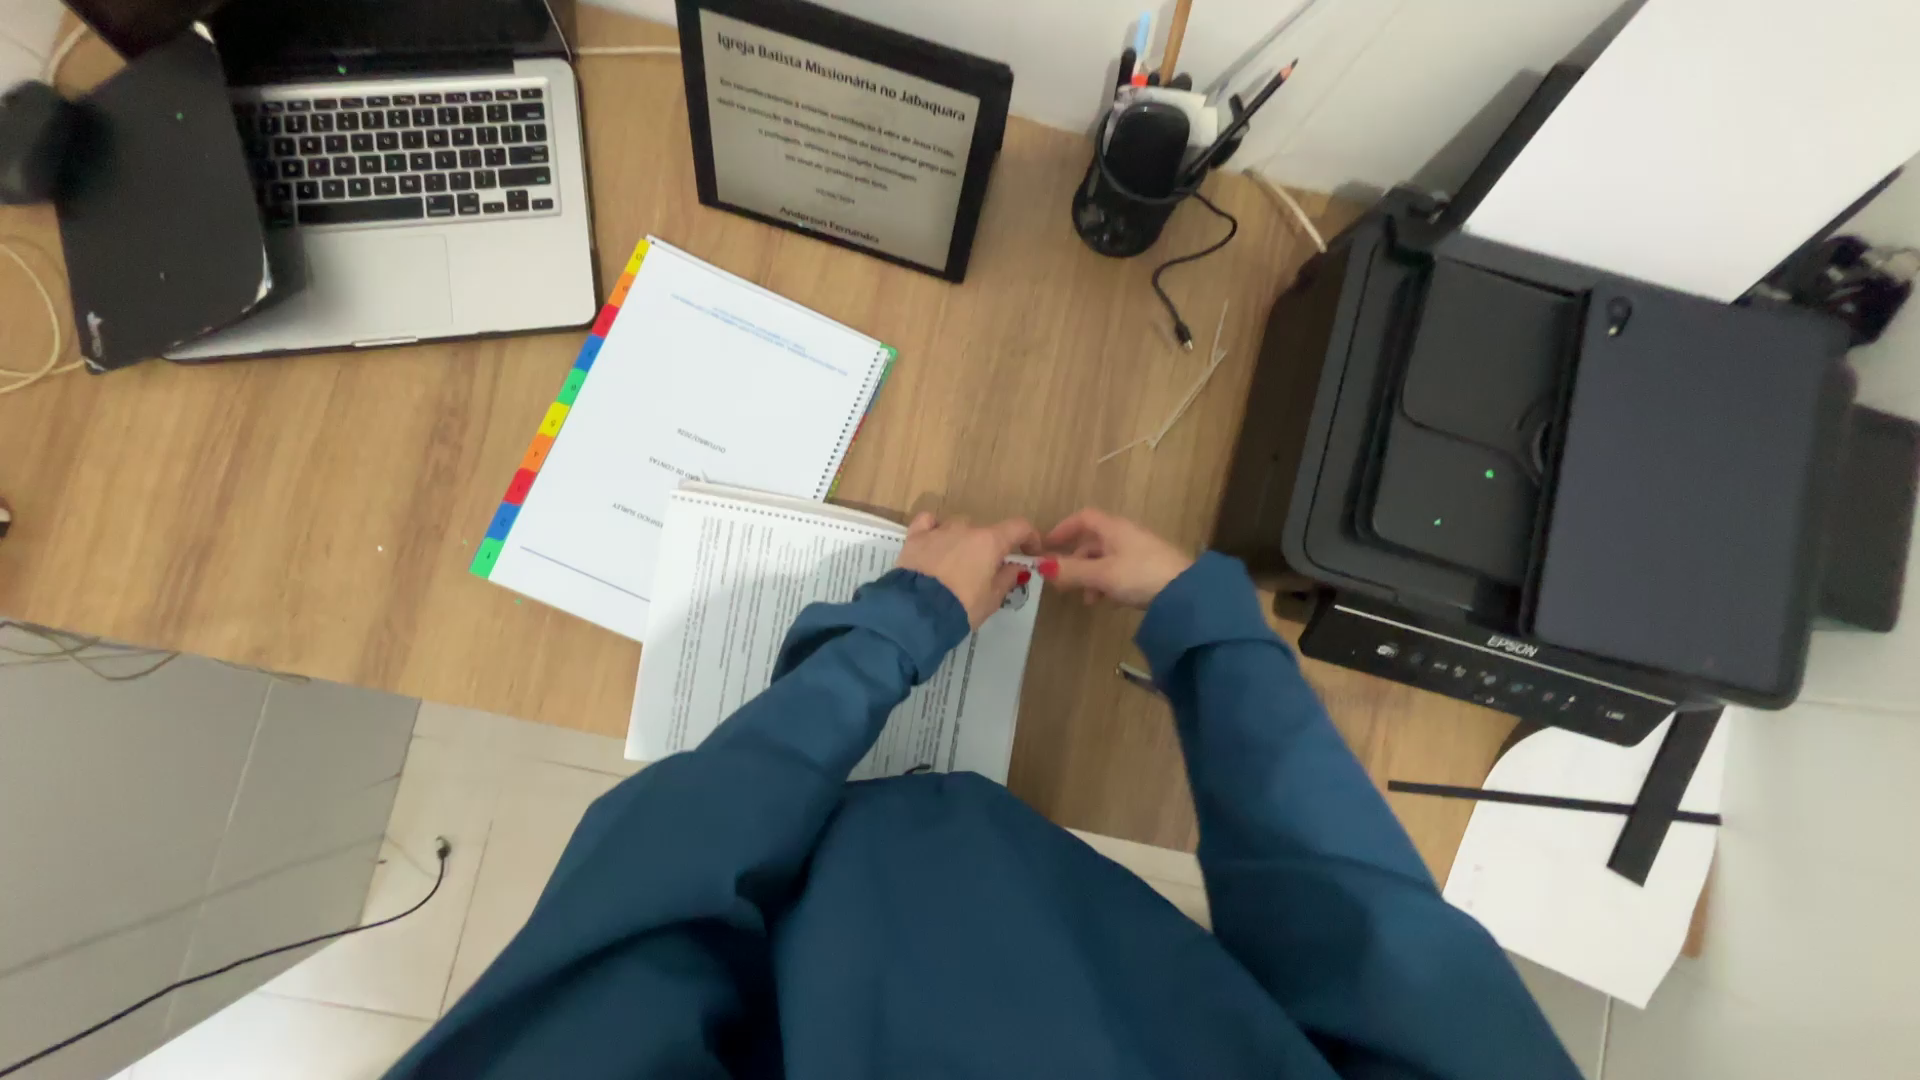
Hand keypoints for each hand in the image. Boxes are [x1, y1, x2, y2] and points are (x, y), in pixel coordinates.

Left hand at [896, 513, 1039, 628]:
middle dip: (988, 548)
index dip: (1029, 537)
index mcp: (990, 542)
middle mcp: (966, 529)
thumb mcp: (992, 599)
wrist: (918, 612)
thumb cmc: (963, 607)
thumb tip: (1016, 567)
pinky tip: (934, 541)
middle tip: (983, 572)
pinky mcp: (915, 537)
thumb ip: (1007, 578)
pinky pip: (928, 522)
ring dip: (962, 541)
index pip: (1019, 527)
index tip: (1029, 551)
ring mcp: (939, 530)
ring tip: (955, 564)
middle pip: (985, 531)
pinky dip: (934, 527)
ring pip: (957, 527)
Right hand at [1038, 508, 1192, 608]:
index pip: (1084, 518)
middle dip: (1075, 561)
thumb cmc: (1139, 575)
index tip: (1048, 545)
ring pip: (1105, 559)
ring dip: (1091, 577)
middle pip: (1093, 542)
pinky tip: (1108, 602)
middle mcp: (1126, 535)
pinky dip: (1107, 583)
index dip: (1064, 528)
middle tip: (1063, 581)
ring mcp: (1140, 552)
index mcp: (1114, 528)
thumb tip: (1040, 566)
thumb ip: (1071, 570)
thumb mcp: (1101, 574)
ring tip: (1088, 600)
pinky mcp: (1149, 569)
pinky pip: (1120, 571)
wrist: (1187, 593)